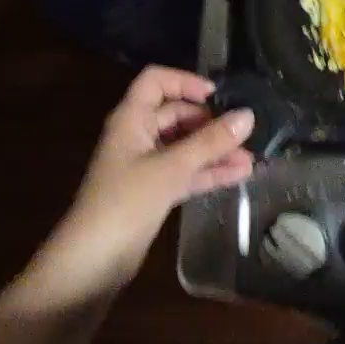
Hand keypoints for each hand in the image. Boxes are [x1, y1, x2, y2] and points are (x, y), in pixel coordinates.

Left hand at [40, 67, 254, 296]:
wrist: (92, 262)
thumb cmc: (125, 203)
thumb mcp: (171, 168)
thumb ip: (210, 142)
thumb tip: (248, 115)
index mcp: (130, 119)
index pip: (156, 81)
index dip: (185, 81)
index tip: (217, 94)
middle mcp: (137, 136)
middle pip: (176, 114)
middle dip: (210, 122)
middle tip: (244, 131)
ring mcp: (145, 165)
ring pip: (185, 147)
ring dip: (215, 150)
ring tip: (252, 157)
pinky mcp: (154, 192)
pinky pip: (186, 172)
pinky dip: (208, 172)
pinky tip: (239, 174)